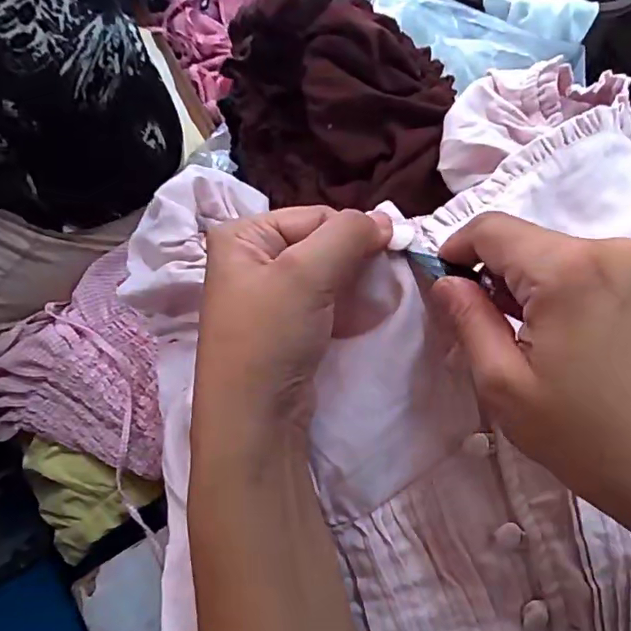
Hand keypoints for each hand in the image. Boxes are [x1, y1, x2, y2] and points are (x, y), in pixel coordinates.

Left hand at [196, 206, 391, 430]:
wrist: (255, 416)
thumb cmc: (271, 336)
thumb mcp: (306, 273)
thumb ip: (348, 234)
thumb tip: (385, 220)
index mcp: (241, 235)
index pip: (313, 215)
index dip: (353, 231)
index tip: (389, 250)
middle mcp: (248, 259)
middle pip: (320, 242)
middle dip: (355, 260)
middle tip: (384, 279)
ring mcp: (266, 295)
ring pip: (326, 273)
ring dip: (355, 285)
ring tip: (376, 300)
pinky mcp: (284, 326)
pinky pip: (323, 302)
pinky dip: (346, 306)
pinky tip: (363, 317)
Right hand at [428, 212, 630, 540]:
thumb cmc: (579, 434)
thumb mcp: (502, 383)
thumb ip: (467, 319)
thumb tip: (445, 281)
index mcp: (569, 270)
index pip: (493, 228)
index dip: (457, 249)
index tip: (446, 285)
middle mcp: (616, 249)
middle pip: (533, 241)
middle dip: (501, 274)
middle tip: (495, 327)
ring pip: (569, 255)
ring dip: (542, 284)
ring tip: (543, 339)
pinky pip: (607, 268)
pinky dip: (581, 289)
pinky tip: (585, 337)